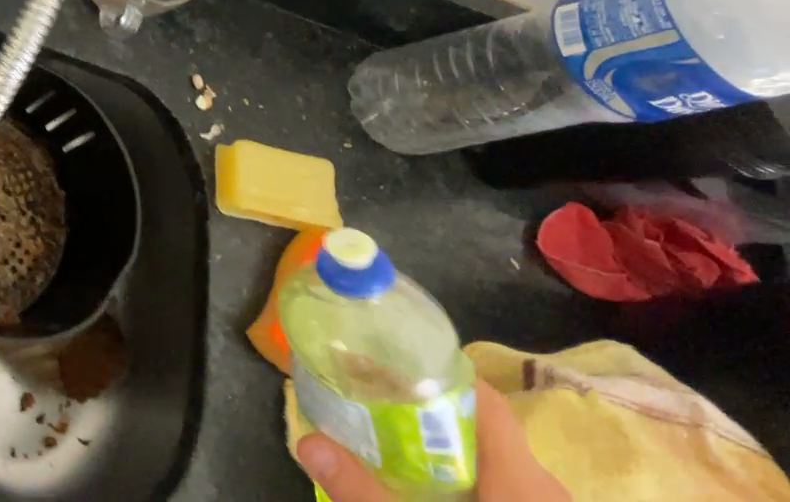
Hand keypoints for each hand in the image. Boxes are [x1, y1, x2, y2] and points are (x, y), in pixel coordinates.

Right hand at [297, 380, 569, 501]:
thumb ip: (363, 494)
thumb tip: (307, 440)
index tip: (380, 366)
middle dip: (424, 419)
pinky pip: (501, 497)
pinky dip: (461, 491)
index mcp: (523, 482)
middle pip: (481, 433)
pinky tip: (423, 499)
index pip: (483, 399)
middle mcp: (547, 494)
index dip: (433, 374)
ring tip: (389, 459)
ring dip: (441, 459)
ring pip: (491, 471)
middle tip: (369, 414)